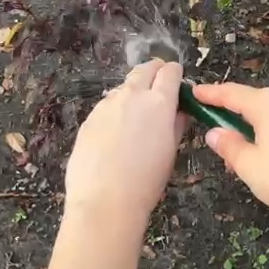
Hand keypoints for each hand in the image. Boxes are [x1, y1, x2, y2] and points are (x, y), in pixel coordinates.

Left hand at [63, 59, 184, 229]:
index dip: (175, 75)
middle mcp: (132, 95)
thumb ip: (176, 125)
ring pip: (124, 88)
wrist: (105, 200)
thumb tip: (179, 111)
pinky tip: (115, 137)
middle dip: (154, 73)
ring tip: (135, 121)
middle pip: (145, 69)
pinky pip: (107, 106)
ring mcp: (107, 104)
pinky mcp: (89, 118)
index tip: (177, 84)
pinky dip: (115, 112)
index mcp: (159, 102)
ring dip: (133, 94)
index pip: (170, 71)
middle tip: (159, 90)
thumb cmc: (146, 180)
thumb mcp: (170, 152)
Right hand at [191, 82, 268, 231]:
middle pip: (253, 104)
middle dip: (234, 120)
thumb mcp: (250, 167)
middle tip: (219, 143)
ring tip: (244, 162)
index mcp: (268, 103)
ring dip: (255, 133)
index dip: (211, 94)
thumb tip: (215, 133)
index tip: (195, 92)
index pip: (231, 94)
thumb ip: (229, 146)